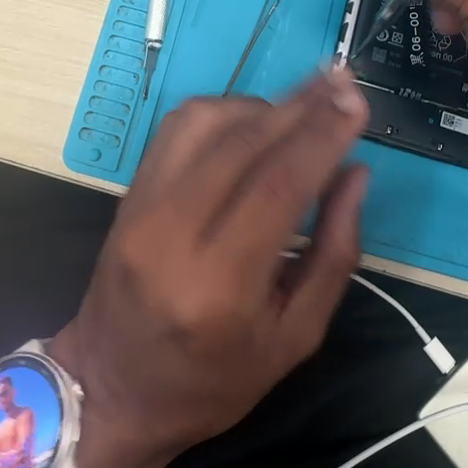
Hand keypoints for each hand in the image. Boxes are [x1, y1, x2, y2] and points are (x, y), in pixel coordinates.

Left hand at [47, 67, 370, 467]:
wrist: (111, 388)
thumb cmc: (214, 380)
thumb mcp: (295, 338)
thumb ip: (335, 253)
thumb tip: (356, 173)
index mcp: (221, 284)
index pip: (279, 184)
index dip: (322, 135)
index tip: (355, 101)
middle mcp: (173, 233)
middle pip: (244, 143)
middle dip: (301, 105)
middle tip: (342, 79)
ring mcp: (142, 206)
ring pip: (205, 122)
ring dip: (261, 105)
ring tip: (302, 109)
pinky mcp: (129, 192)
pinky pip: (176, 128)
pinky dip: (221, 111)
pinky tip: (252, 120)